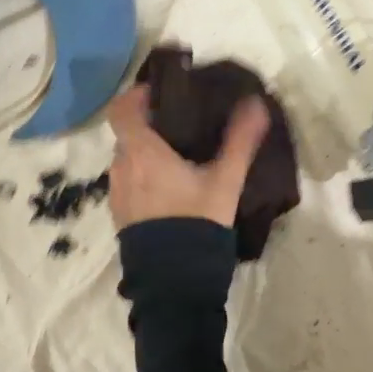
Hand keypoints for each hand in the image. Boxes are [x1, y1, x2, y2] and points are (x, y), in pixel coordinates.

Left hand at [106, 85, 269, 229]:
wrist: (175, 277)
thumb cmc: (197, 221)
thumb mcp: (226, 181)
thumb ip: (240, 141)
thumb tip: (256, 104)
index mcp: (142, 152)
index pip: (122, 108)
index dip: (137, 96)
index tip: (161, 95)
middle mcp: (121, 167)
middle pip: (128, 134)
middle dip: (150, 127)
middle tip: (181, 127)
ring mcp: (117, 193)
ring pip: (128, 160)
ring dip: (147, 155)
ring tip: (178, 160)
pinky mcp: (120, 215)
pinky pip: (128, 184)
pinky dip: (143, 178)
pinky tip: (169, 190)